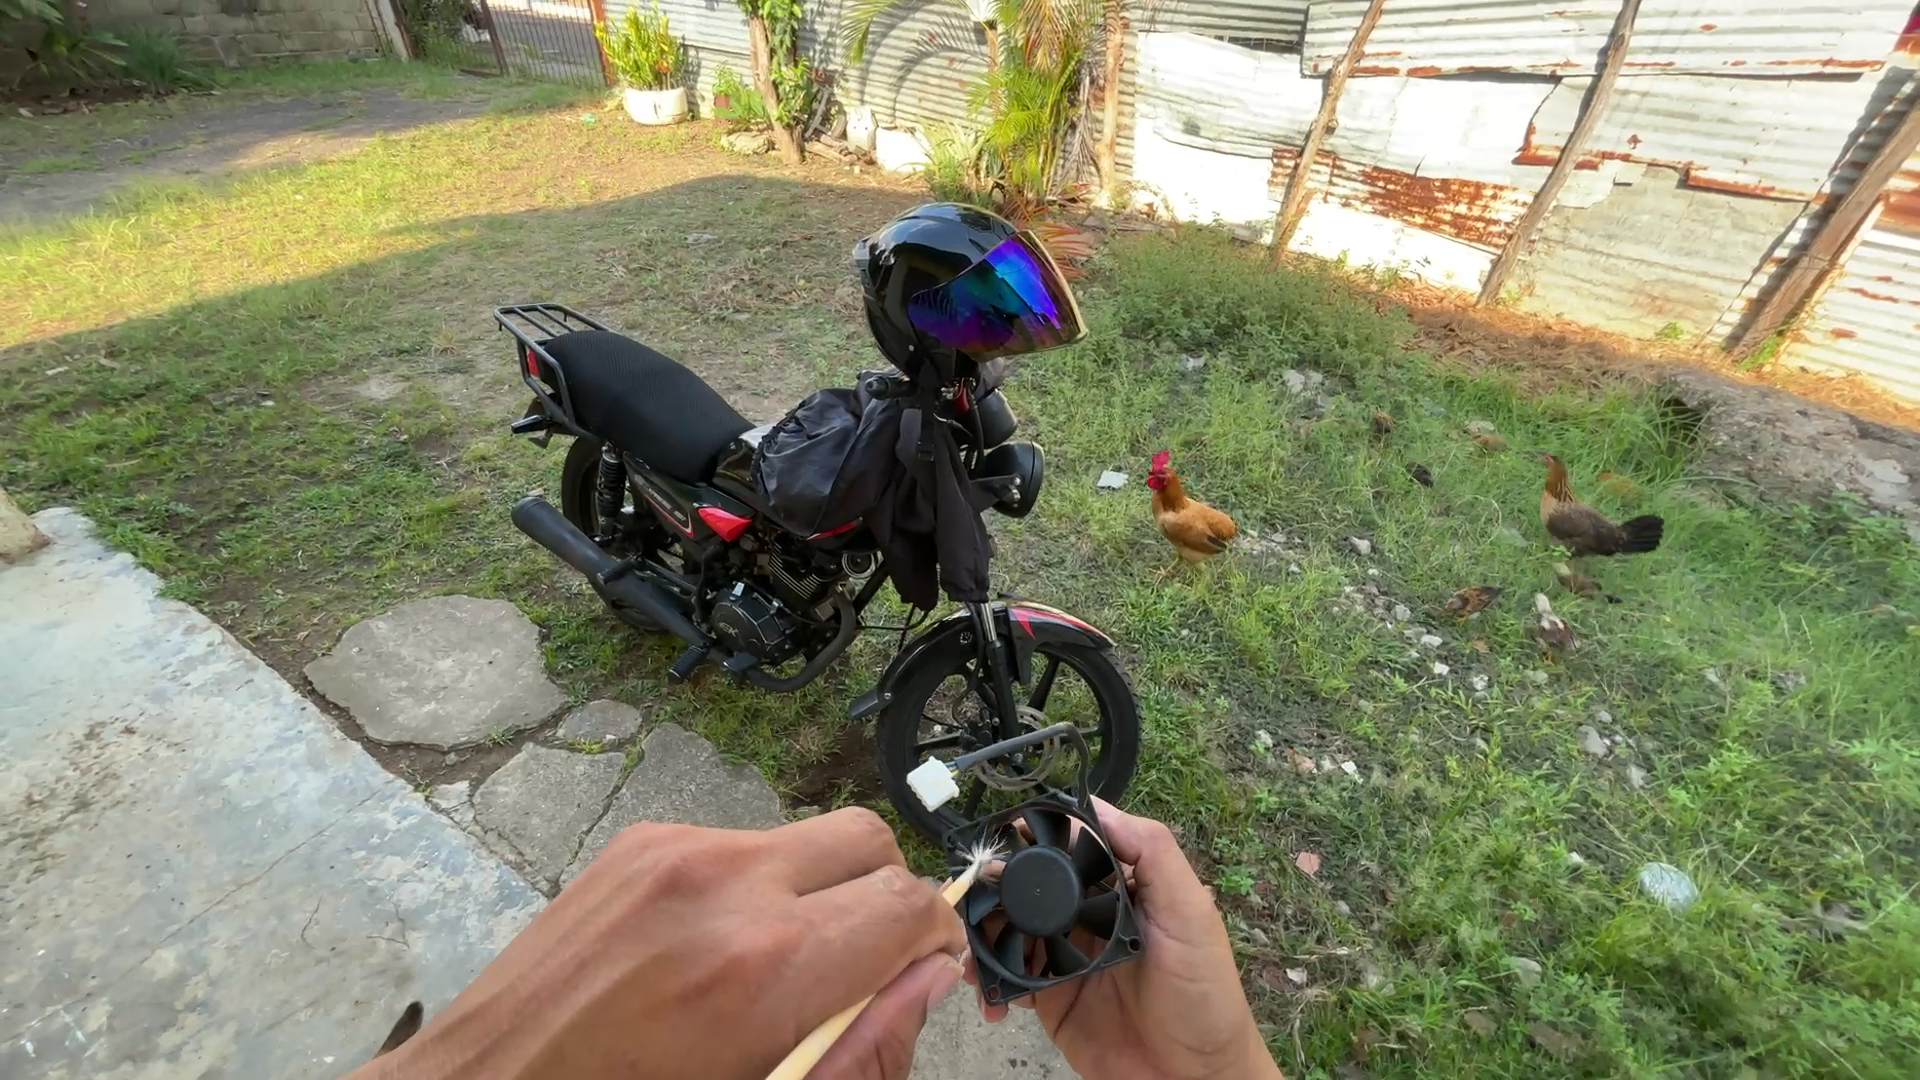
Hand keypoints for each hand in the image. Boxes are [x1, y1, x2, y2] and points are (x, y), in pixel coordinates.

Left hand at [352, 808, 966, 1079]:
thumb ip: (865, 1050)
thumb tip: (929, 973)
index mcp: (765, 965)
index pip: (907, 900)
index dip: (934, 933)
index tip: (924, 964)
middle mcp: (729, 878)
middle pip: (867, 837)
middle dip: (885, 891)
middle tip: (860, 957)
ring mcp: (679, 844)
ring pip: (805, 836)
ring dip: (815, 890)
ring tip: (769, 962)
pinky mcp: (643, 838)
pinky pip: (741, 840)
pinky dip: (755, 884)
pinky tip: (708, 945)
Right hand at [969, 799, 1281, 1079]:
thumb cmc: (1204, 996)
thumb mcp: (1190, 913)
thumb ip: (1152, 853)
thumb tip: (1097, 806)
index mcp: (1117, 884)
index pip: (1070, 843)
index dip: (1038, 832)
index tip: (1007, 831)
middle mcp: (1086, 911)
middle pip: (1031, 881)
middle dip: (998, 879)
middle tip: (974, 888)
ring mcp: (1063, 952)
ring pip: (1010, 924)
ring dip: (983, 927)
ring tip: (968, 941)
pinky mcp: (1048, 995)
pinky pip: (1007, 976)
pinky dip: (987, 978)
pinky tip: (984, 989)